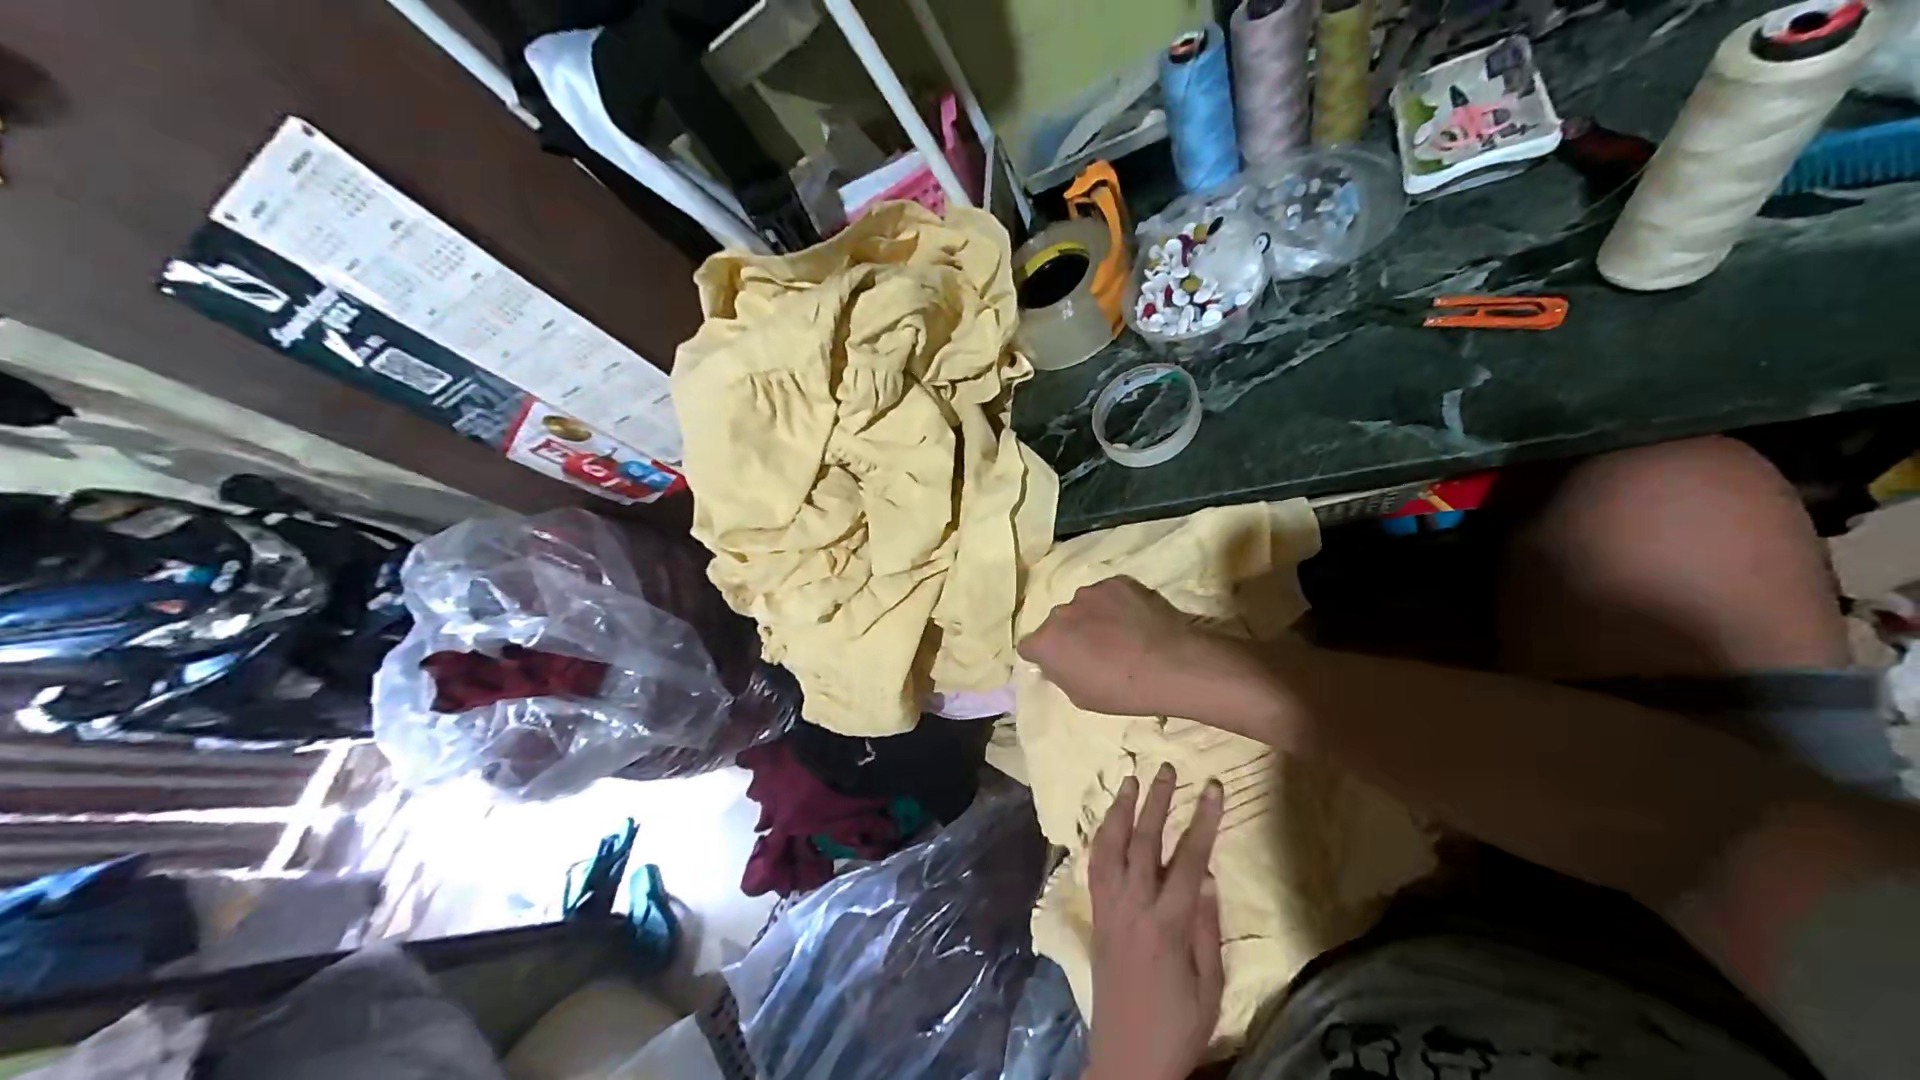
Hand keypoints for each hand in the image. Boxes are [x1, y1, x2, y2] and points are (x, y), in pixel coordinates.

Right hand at [1018, 577, 1285, 739]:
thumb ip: (1061, 673)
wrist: (1171, 664)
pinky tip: (1137, 620)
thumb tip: (1061, 660)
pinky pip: (1110, 593)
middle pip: (1058, 623)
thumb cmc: (1122, 690)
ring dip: (1094, 616)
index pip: (1030, 646)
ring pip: (1084, 605)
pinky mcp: (1117, 581)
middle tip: (1097, 650)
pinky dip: (1118, 604)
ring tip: (1122, 634)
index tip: (1062, 663)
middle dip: (1071, 633)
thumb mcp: (1081, 696)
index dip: (1045, 655)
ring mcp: (1089, 593)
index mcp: (1046, 643)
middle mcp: (1060, 612)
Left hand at [1083, 764, 1225, 1079]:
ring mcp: (1108, 908)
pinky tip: (1109, 822)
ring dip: (1121, 809)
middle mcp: (1132, 906)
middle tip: (1166, 768)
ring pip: (1111, 846)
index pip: (1190, 860)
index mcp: (1167, 924)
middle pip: (1145, 841)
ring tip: (1131, 779)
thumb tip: (1210, 875)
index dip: (1204, 820)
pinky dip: (1102, 837)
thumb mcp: (1209, 985)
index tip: (1214, 787)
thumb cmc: (1178, 1025)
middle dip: (1157, 801)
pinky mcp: (1095, 915)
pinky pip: (1095, 866)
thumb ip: (1207, 927)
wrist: (1127, 1057)